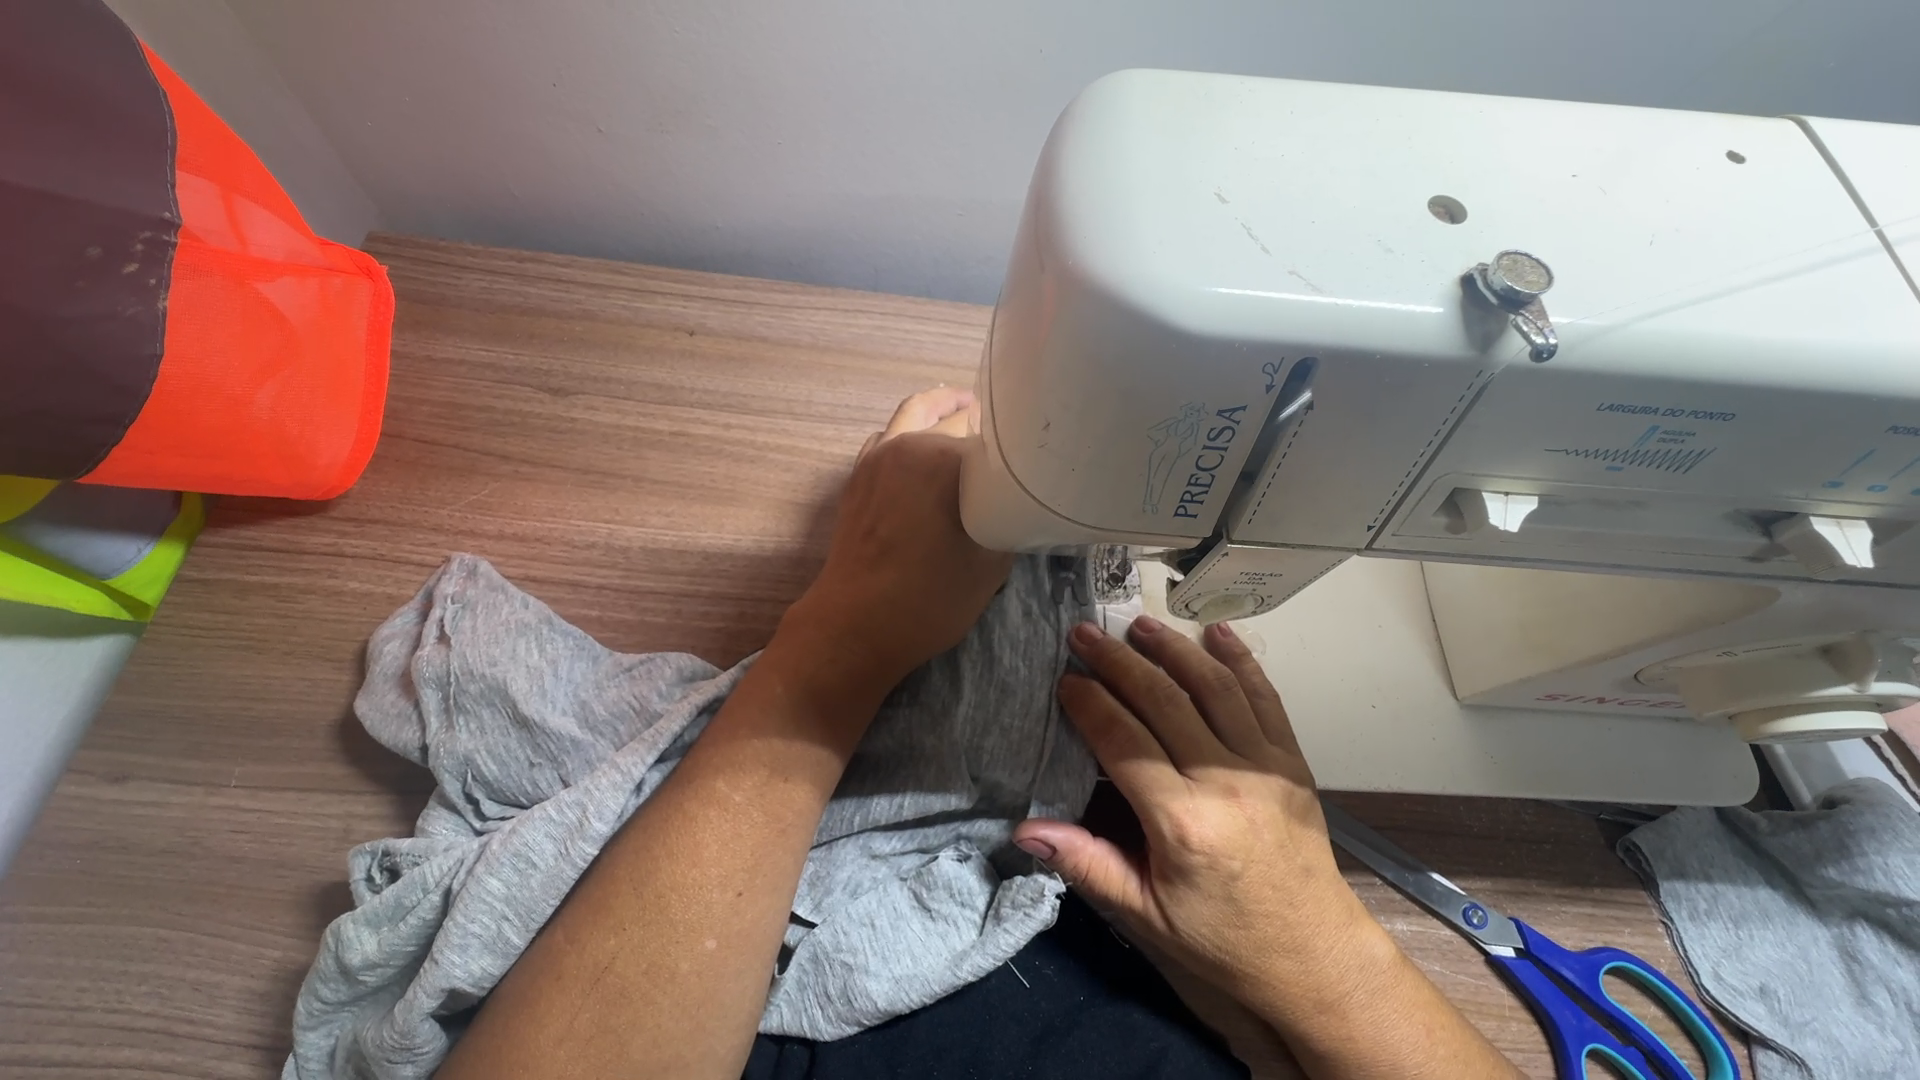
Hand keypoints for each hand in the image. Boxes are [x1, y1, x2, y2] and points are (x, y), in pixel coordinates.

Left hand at [783, 386, 1014, 689]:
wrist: (855, 625)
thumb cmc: (928, 598)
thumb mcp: (992, 565)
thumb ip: (1011, 522)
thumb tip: (1018, 506)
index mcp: (947, 458)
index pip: (996, 437)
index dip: (1019, 449)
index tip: (1036, 459)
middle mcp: (910, 444)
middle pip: (957, 418)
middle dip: (985, 426)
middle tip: (1011, 441)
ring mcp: (878, 456)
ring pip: (917, 414)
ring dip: (944, 411)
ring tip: (969, 412)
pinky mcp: (858, 475)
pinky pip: (890, 436)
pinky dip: (911, 431)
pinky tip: (924, 446)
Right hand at [1012, 616, 1374, 1007]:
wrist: (1314, 956)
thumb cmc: (1221, 939)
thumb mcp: (1145, 915)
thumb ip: (1087, 864)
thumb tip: (1024, 831)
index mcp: (1183, 821)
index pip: (1125, 742)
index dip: (1090, 704)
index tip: (1065, 680)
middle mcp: (1226, 781)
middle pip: (1164, 702)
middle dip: (1119, 663)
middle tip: (1084, 633)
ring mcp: (1266, 766)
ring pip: (1214, 688)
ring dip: (1173, 649)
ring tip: (1139, 624)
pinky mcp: (1293, 763)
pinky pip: (1265, 698)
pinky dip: (1241, 661)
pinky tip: (1218, 632)